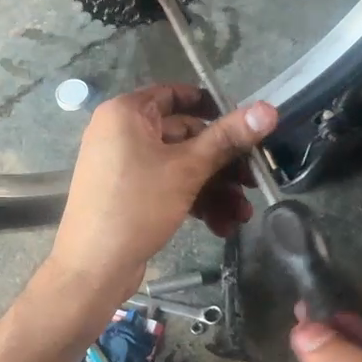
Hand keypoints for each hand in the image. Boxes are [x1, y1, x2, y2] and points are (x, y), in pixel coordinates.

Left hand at [50, 84, 276, 301]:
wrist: (93, 266)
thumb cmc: (137, 205)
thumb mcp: (187, 169)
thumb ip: (228, 139)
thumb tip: (268, 110)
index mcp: (126, 113)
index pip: (174, 94)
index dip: (211, 106)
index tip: (243, 124)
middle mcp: (120, 132)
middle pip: (183, 136)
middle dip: (222, 164)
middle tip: (252, 183)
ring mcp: (122, 166)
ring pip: (178, 167)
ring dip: (214, 189)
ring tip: (241, 215)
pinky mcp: (127, 195)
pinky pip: (165, 187)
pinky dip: (192, 202)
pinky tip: (221, 226)